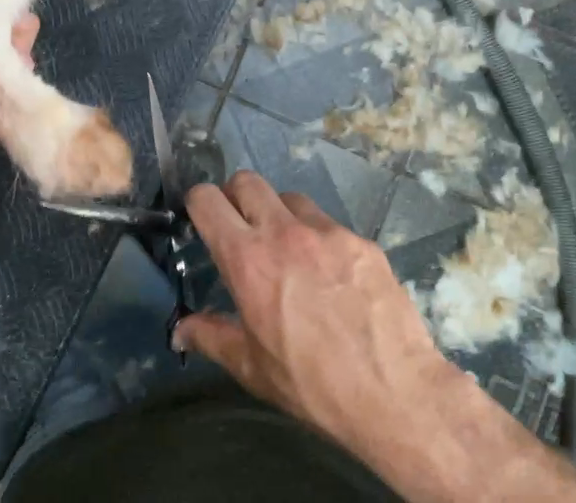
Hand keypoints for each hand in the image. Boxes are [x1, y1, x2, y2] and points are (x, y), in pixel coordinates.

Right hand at [172, 173, 465, 479]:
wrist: (395, 395)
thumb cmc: (312, 384)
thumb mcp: (250, 367)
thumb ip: (210, 337)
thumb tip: (179, 330)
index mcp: (247, 259)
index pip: (206, 199)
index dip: (197, 204)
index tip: (201, 222)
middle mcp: (284, 233)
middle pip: (247, 181)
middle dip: (236, 198)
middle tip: (242, 229)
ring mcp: (328, 233)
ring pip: (290, 198)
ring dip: (280, 215)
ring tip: (290, 251)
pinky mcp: (362, 242)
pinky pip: (329, 225)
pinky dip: (319, 240)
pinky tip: (332, 276)